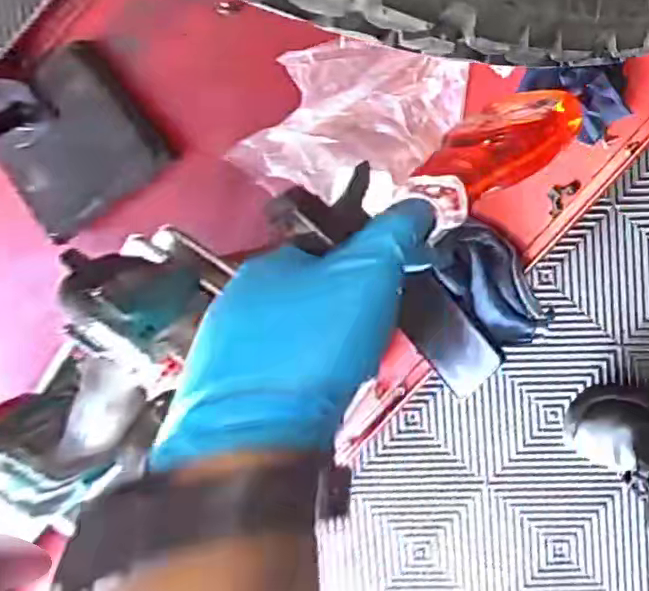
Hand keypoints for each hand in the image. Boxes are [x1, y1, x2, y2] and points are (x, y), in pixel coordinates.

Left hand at [149, 200, 433, 472]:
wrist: (259, 442)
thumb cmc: (307, 352)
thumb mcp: (372, 270)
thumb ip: (397, 230)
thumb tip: (417, 206)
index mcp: (268, 266)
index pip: (332, 242)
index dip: (373, 253)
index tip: (397, 267)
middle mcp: (240, 305)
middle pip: (321, 285)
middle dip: (360, 298)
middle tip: (384, 312)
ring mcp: (232, 353)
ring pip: (307, 328)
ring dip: (341, 335)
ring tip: (364, 351)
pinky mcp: (235, 396)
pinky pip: (293, 367)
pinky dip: (320, 369)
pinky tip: (336, 379)